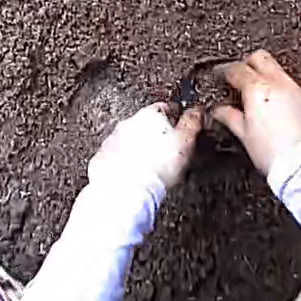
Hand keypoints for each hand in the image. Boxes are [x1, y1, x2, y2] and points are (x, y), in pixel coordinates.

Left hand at [89, 102, 204, 190]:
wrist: (125, 192)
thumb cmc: (157, 167)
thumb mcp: (186, 142)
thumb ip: (193, 122)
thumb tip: (197, 111)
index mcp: (150, 114)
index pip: (166, 108)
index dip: (176, 119)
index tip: (181, 131)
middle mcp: (128, 123)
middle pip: (146, 124)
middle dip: (156, 135)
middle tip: (167, 153)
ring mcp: (112, 140)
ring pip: (130, 141)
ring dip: (139, 150)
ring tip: (151, 168)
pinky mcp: (102, 159)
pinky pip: (117, 158)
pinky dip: (125, 164)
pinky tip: (135, 176)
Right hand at [211, 50, 300, 176]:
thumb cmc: (275, 154)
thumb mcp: (245, 136)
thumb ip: (230, 118)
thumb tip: (219, 110)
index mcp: (257, 89)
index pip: (237, 69)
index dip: (225, 71)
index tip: (221, 76)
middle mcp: (277, 83)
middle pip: (260, 58)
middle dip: (247, 63)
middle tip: (240, 78)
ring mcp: (295, 89)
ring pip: (277, 69)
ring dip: (265, 75)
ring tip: (258, 94)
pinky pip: (290, 84)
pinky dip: (279, 88)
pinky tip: (275, 105)